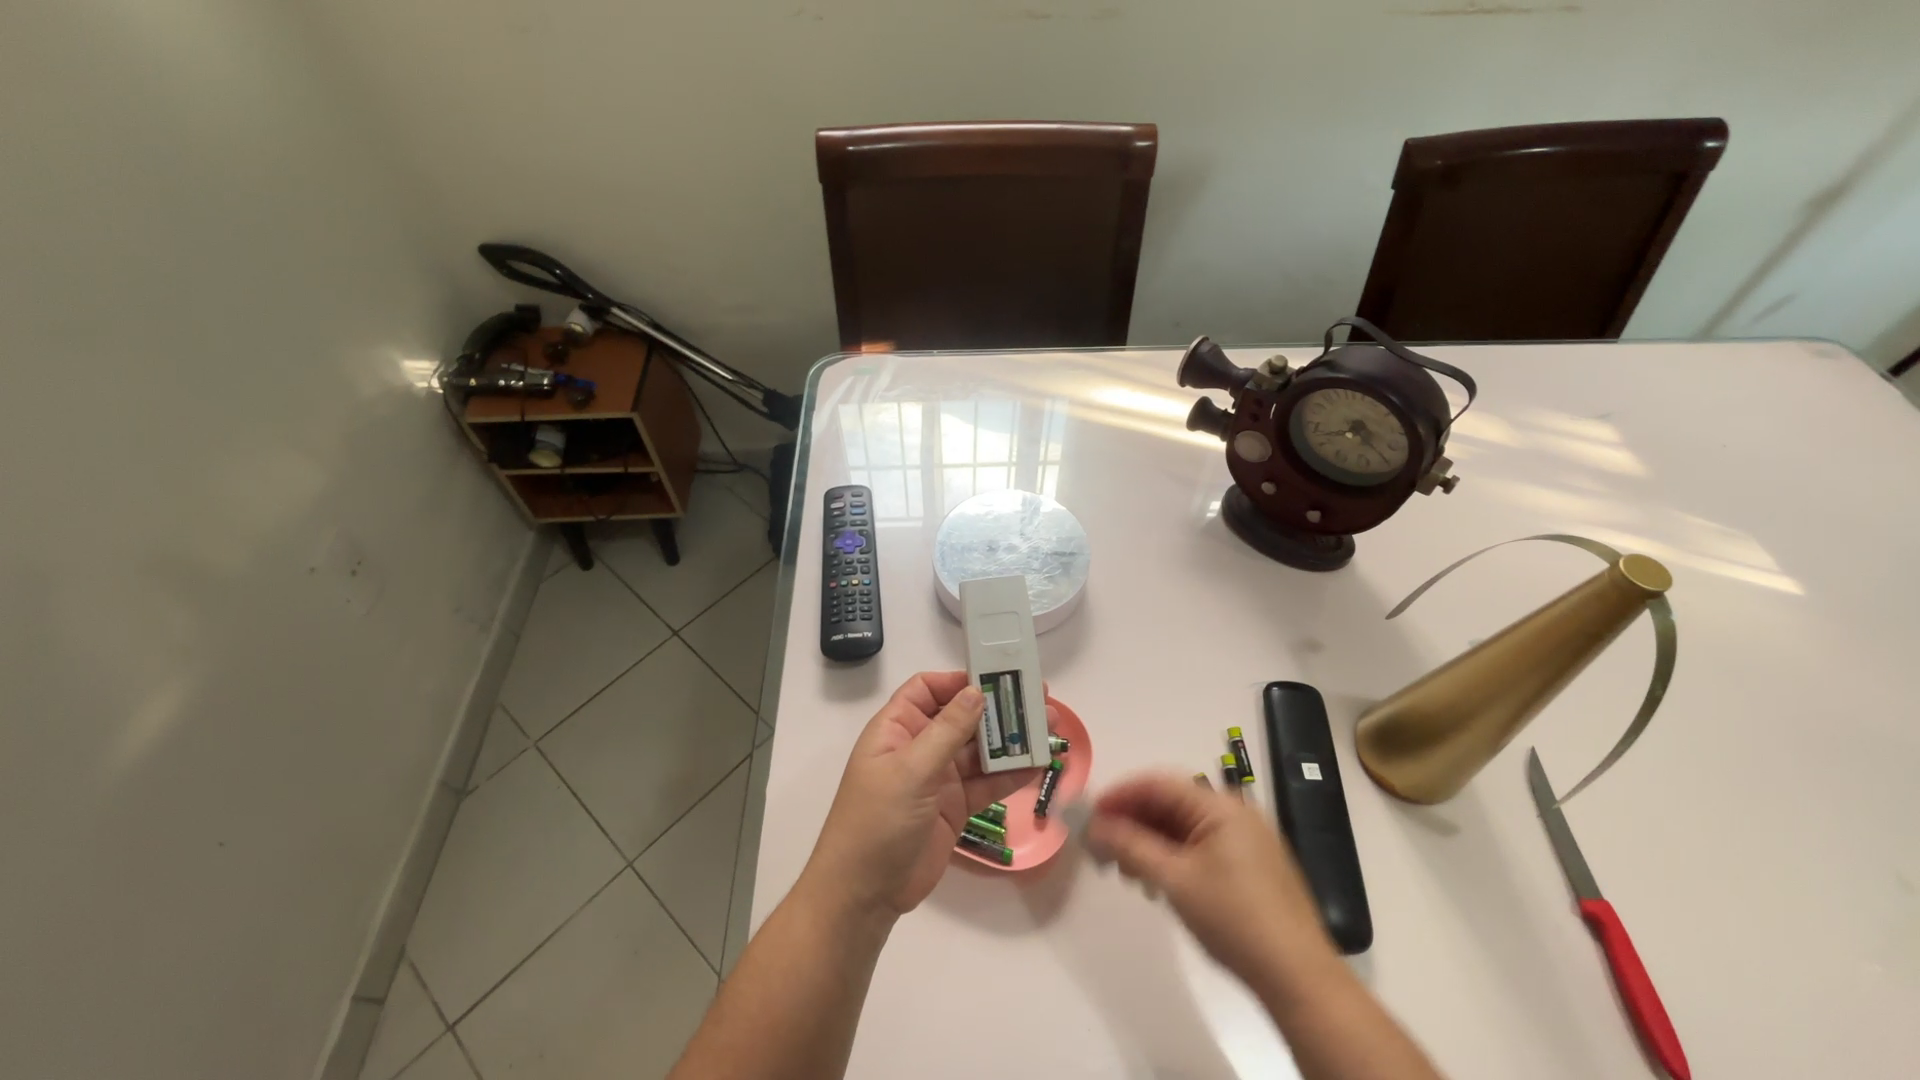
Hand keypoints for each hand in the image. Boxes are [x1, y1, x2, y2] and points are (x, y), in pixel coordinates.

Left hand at [800, 671, 1043, 920]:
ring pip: (980, 750)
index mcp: (896, 729)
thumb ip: (947, 730)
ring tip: (1049, 729)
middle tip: (1039, 700)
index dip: (960, 681)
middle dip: (998, 709)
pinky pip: (987, 783)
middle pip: (962, 717)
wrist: (866, 892)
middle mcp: (918, 748)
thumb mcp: (911, 770)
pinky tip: (1038, 764)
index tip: (999, 678)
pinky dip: (1011, 774)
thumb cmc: (877, 820)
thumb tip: (976, 691)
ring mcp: (938, 778)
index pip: (928, 690)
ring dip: (1012, 740)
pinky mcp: (955, 807)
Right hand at [1086, 773, 1337, 994]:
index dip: (1120, 796)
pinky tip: (1157, 883)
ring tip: (1127, 873)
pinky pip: (1200, 847)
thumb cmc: (1233, 919)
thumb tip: (1094, 826)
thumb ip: (1130, 846)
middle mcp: (1236, 814)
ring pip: (1184, 828)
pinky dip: (1172, 857)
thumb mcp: (1174, 880)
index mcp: (1221, 807)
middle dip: (1132, 823)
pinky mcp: (1250, 867)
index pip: (1158, 784)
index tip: (1089, 817)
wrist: (1296, 975)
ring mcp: (1246, 841)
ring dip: (1149, 843)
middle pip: (1171, 804)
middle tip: (1101, 850)